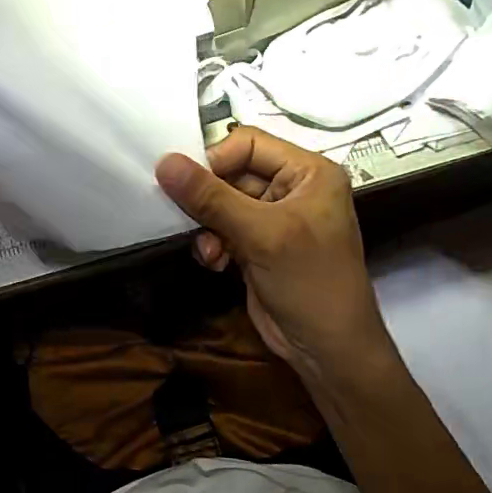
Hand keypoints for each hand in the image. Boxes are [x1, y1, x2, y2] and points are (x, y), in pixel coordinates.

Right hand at [155, 127, 391, 384]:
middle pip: (232, 174)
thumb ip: (211, 198)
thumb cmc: (308, 282)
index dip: (216, 161)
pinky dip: (213, 245)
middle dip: (209, 200)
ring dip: (208, 227)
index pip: (249, 143)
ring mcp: (274, 220)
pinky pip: (223, 231)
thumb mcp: (261, 235)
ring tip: (209, 252)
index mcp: (308, 172)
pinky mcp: (258, 248)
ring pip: (222, 205)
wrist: (327, 349)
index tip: (189, 187)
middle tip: (188, 220)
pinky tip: (214, 264)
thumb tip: (164, 162)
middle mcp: (292, 189)